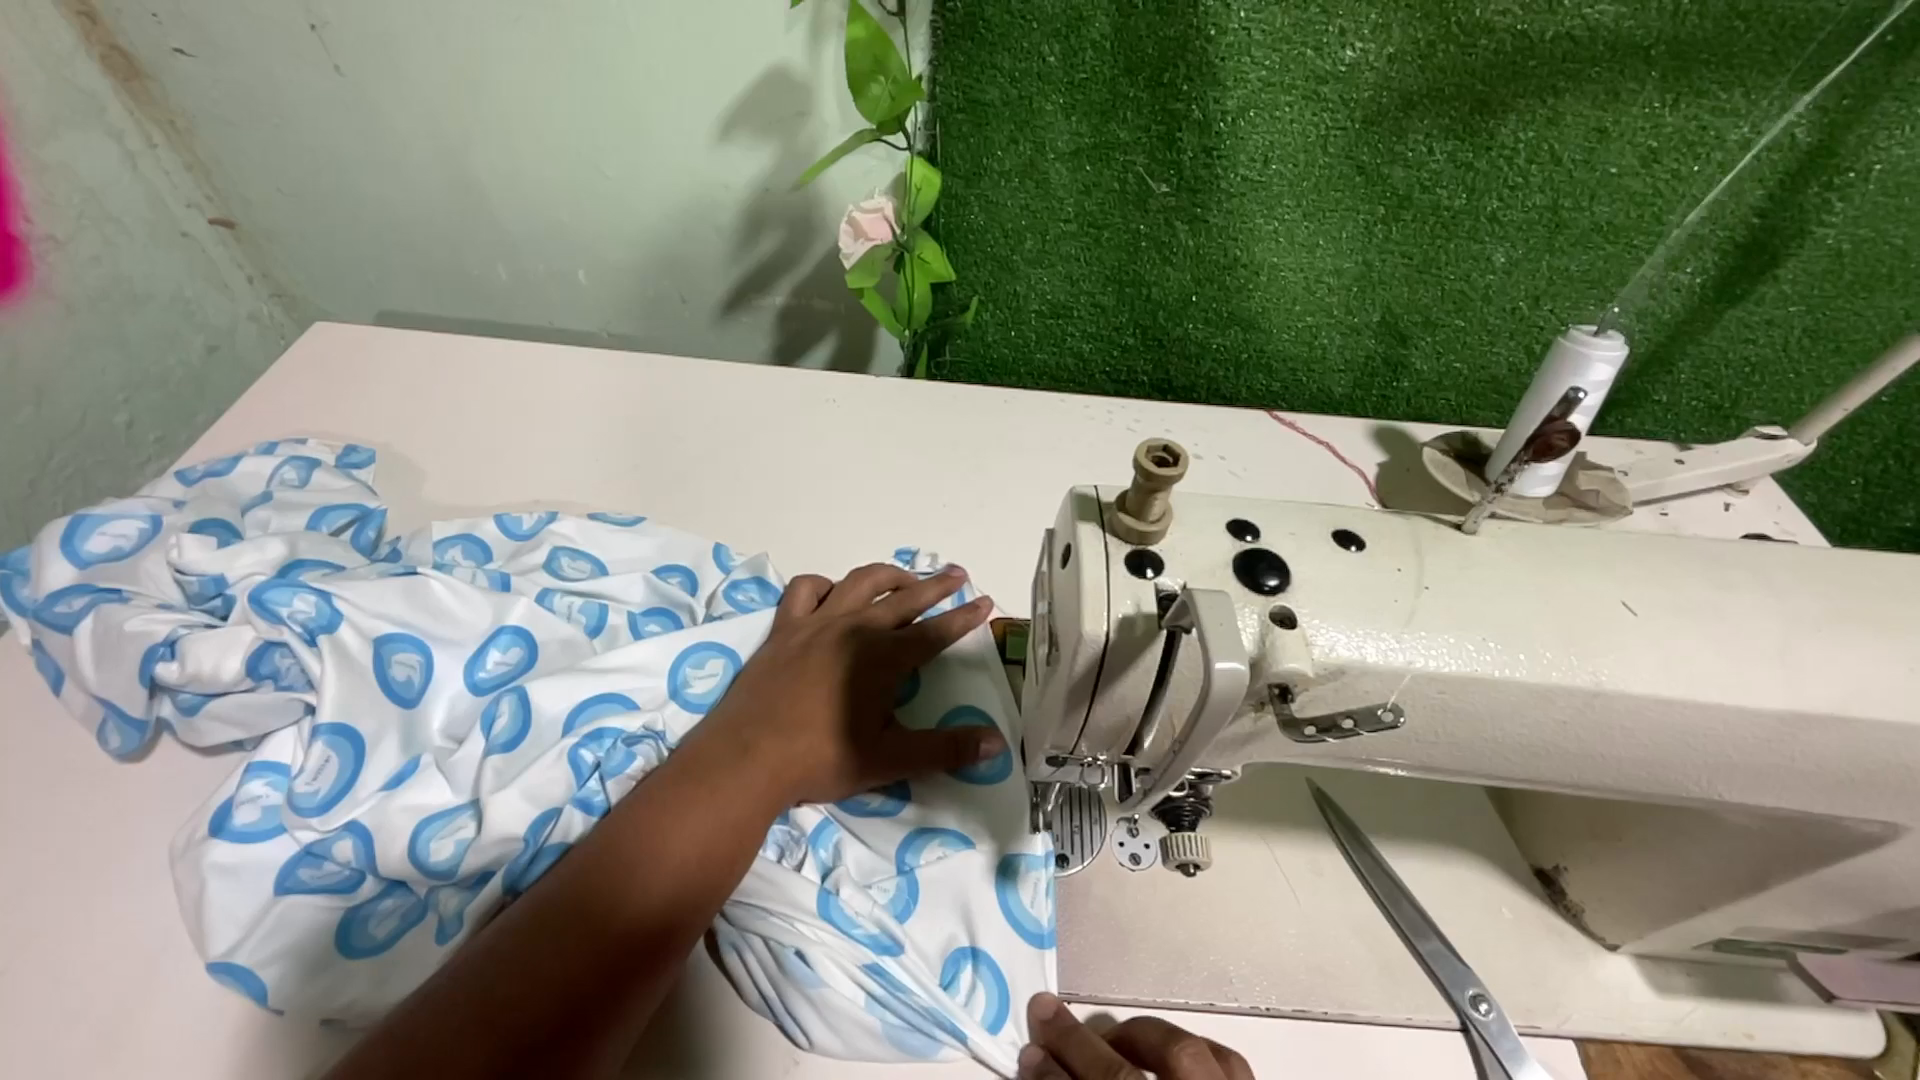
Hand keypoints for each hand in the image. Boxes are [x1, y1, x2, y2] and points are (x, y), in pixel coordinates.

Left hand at [693, 562, 1001, 806]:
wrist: (745, 759)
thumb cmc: (821, 760)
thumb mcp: (890, 760)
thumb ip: (944, 749)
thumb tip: (995, 743)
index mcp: (884, 658)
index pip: (936, 632)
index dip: (964, 617)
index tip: (985, 601)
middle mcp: (854, 629)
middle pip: (904, 597)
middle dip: (936, 585)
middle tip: (958, 575)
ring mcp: (816, 624)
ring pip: (858, 582)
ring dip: (887, 575)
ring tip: (904, 578)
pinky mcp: (783, 629)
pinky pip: (805, 590)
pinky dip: (824, 586)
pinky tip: (832, 595)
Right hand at [1019, 993, 1254, 1079]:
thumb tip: (1047, 1065)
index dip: (1053, 1076)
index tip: (1027, 1053)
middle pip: (1127, 1077)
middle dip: (1081, 1044)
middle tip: (1046, 1013)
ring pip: (1189, 1054)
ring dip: (1140, 1036)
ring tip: (1111, 1037)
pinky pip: (1234, 1065)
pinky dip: (1201, 1050)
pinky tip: (1175, 1050)